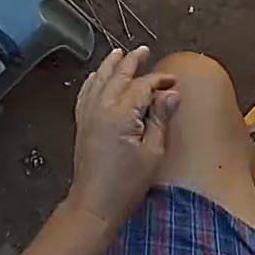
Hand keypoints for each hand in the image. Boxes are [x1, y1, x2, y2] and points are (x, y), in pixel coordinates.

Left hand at [66, 47, 176, 226]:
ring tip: (119, 53)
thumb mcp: (153, 153)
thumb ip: (160, 119)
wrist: (94, 204)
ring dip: (110, 65)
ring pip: (99, 81)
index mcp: (121, 114)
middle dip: (132, 62)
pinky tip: (96, 75)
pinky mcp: (81, 123)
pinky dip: (93, 81)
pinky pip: (86, 93)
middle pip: (118, 76)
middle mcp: (102, 108)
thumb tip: (172, 94)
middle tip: (144, 51)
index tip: (173, 83)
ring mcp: (88, 114)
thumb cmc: (127, 183)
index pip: (142, 87)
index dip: (158, 81)